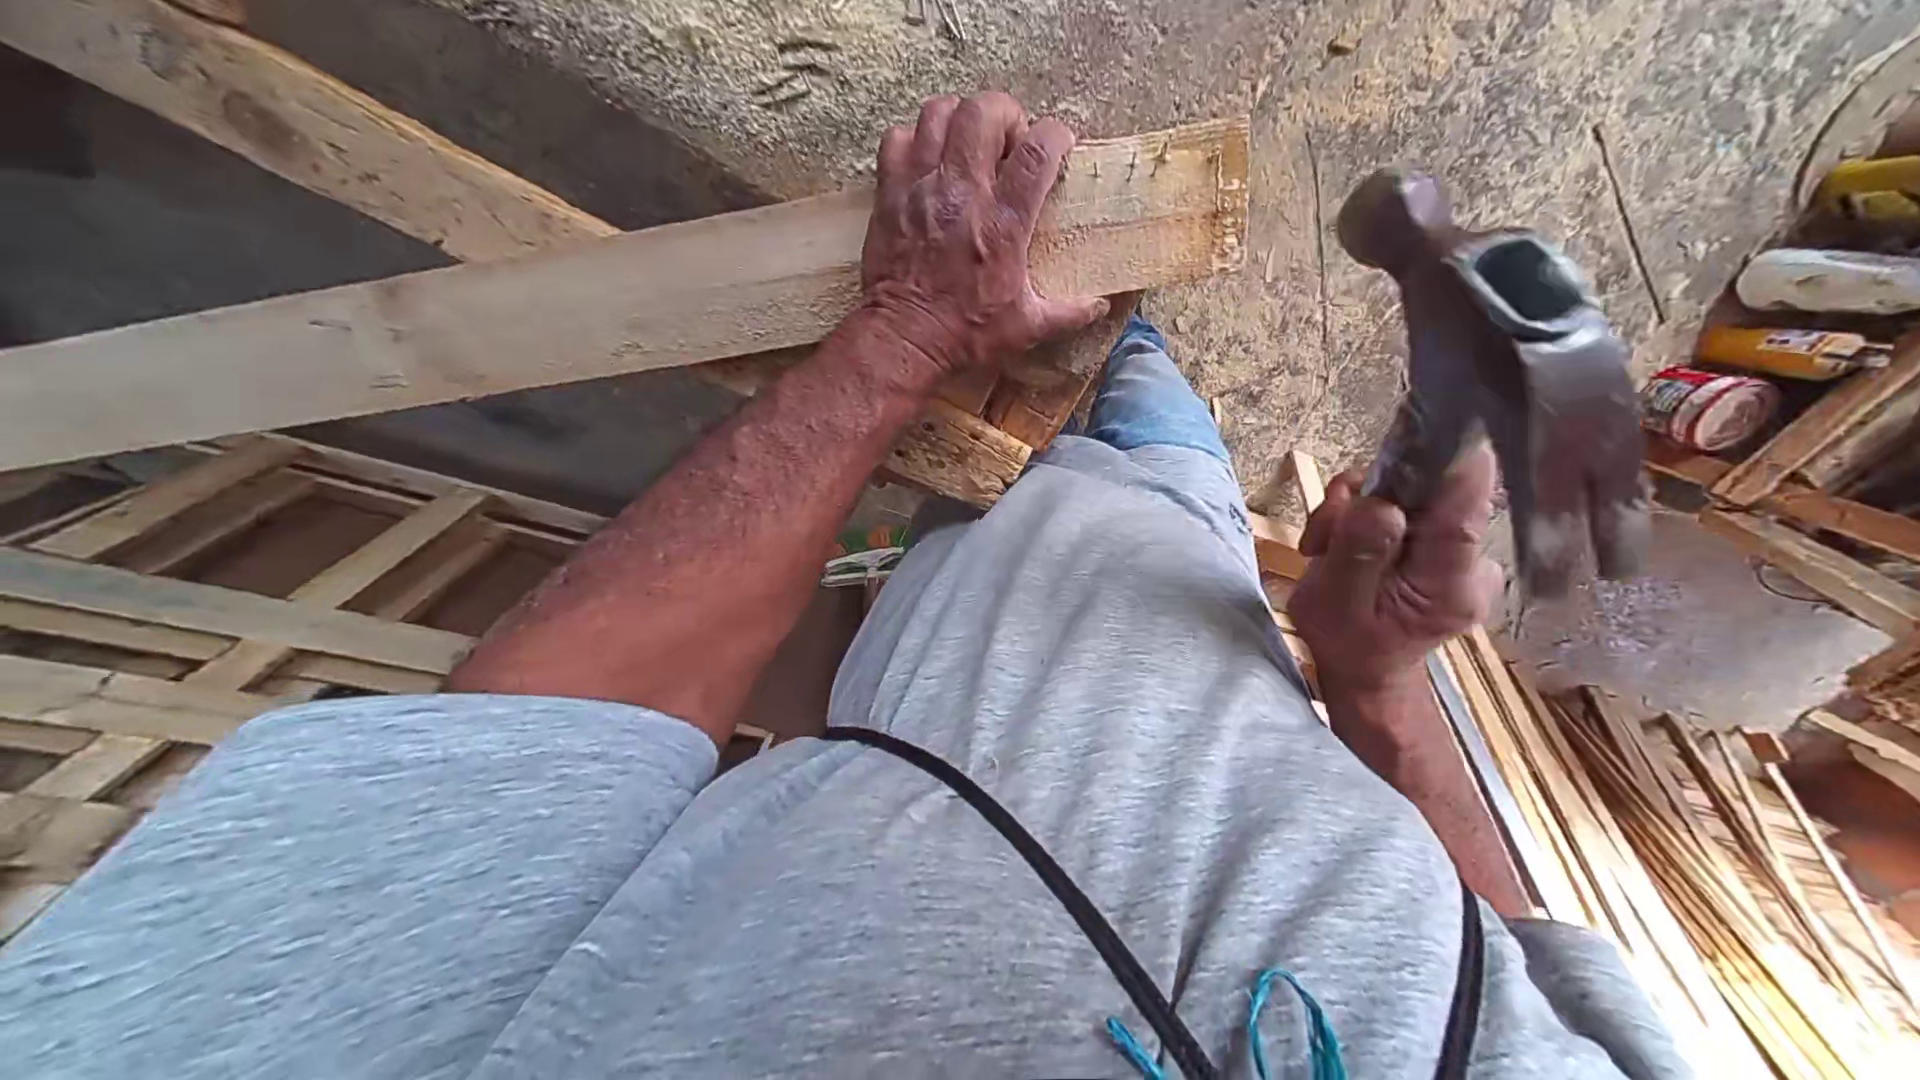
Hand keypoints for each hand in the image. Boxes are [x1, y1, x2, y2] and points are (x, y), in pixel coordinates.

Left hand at [857, 92, 1109, 375]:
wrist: (905, 339)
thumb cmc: (966, 334)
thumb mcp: (1026, 328)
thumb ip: (1067, 313)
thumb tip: (1100, 306)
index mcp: (1003, 223)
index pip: (1038, 150)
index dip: (1055, 136)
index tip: (1058, 147)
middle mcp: (963, 194)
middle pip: (985, 111)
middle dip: (1005, 115)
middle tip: (1009, 143)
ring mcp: (922, 189)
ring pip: (940, 113)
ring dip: (960, 120)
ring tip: (968, 145)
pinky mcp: (891, 195)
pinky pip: (898, 138)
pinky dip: (915, 139)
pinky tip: (928, 162)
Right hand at [1287, 442, 1505, 695]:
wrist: (1366, 671)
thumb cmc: (1347, 643)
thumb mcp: (1333, 603)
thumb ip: (1358, 551)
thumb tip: (1377, 501)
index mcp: (1450, 583)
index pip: (1465, 507)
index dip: (1444, 460)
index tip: (1417, 426)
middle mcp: (1471, 563)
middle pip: (1428, 495)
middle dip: (1369, 499)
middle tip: (1326, 534)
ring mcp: (1462, 553)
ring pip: (1410, 497)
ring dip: (1358, 510)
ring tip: (1327, 548)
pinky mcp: (1445, 545)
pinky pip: (1406, 507)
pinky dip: (1365, 516)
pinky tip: (1343, 544)